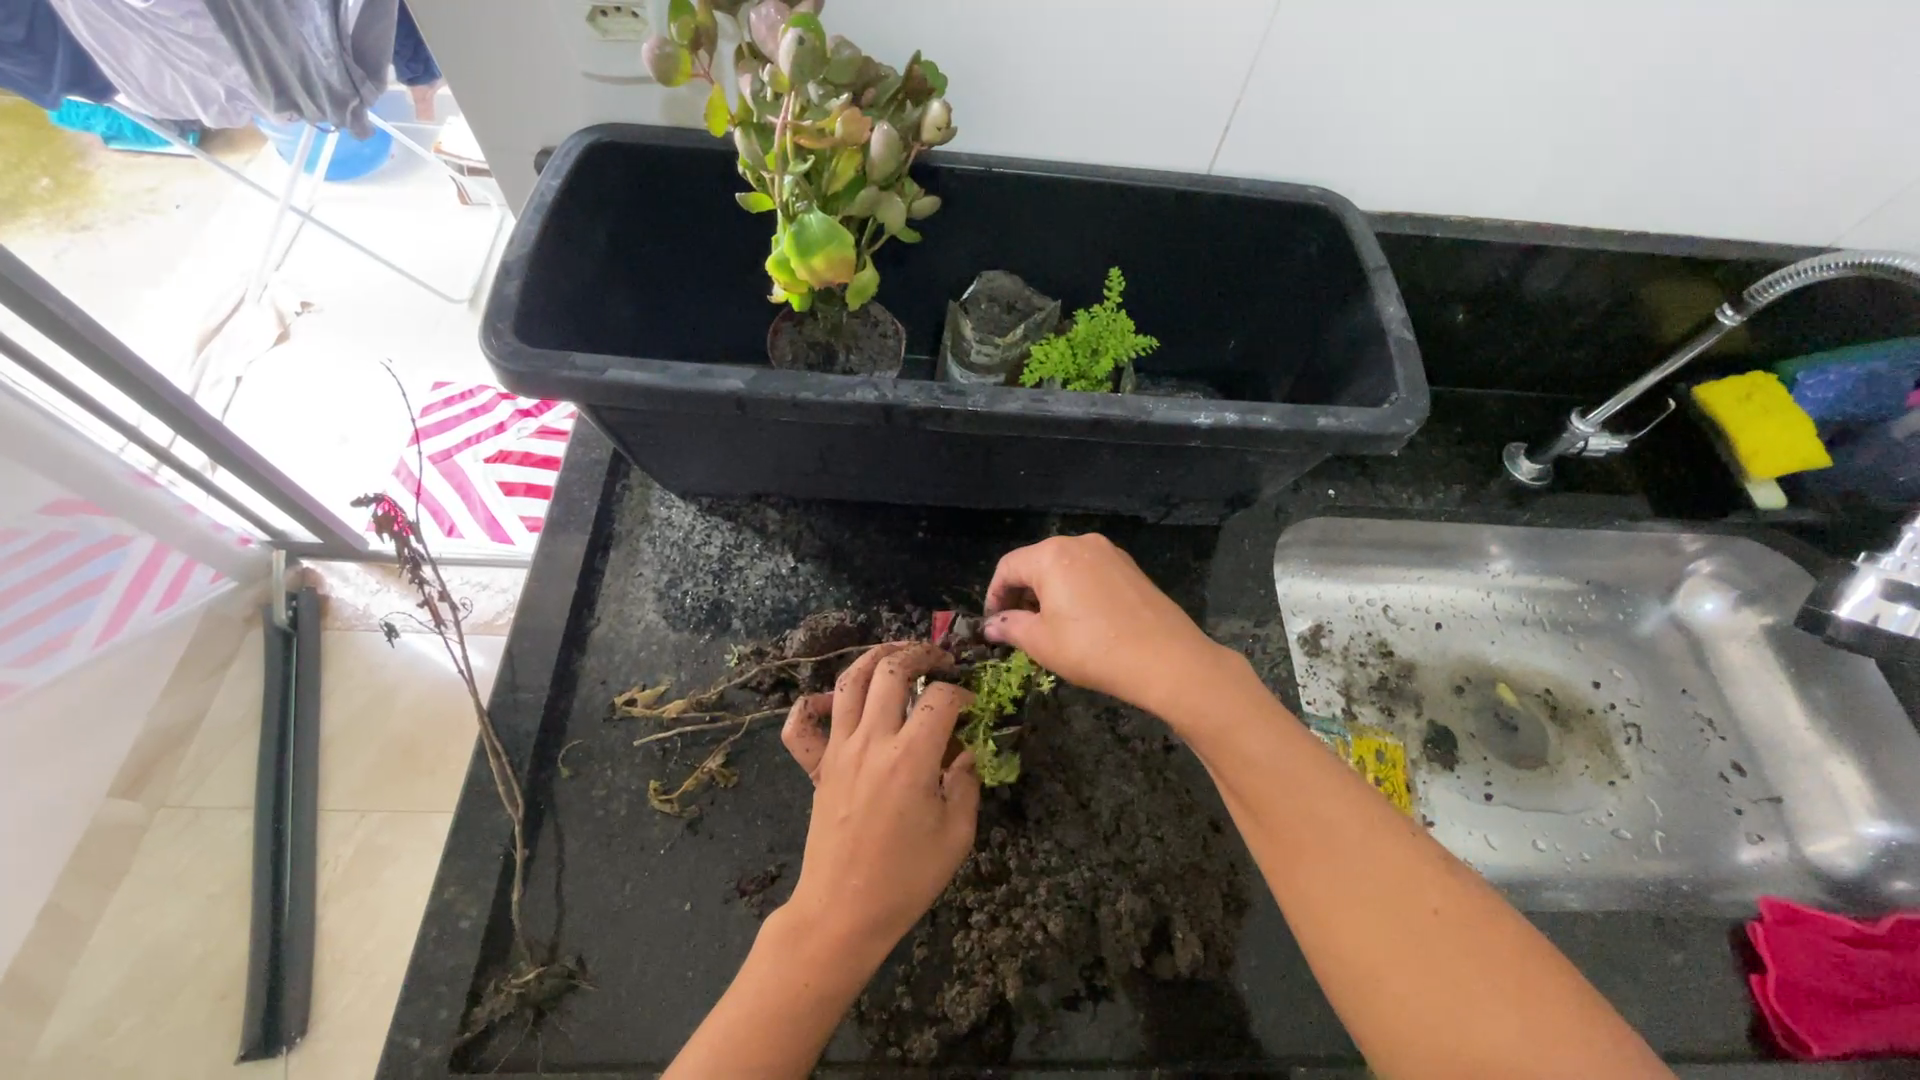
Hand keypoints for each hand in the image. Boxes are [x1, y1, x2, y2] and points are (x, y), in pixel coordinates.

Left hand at [776, 643, 980, 963]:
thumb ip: (967, 782)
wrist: (843, 911)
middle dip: (920, 654)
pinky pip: (802, 724)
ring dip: (875, 658)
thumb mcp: (957, 835)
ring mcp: (838, 750)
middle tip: (940, 660)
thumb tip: (969, 750)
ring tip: (897, 655)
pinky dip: (814, 703)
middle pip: (891, 670)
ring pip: (849, 681)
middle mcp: (871, 741)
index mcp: (911, 757)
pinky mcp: (817, 766)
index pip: (940, 697)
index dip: (963, 693)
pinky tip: (836, 702)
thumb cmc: (906, 879)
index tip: (973, 707)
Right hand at [983, 534, 1232, 719]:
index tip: (993, 624)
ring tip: (1050, 627)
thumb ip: (1011, 627)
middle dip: (1022, 593)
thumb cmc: (1093, 649)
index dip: (994, 595)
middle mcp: (1080, 543)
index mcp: (1052, 555)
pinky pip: (1090, 573)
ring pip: (1064, 567)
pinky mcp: (1130, 569)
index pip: (1008, 567)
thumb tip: (992, 624)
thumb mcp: (1042, 642)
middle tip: (1019, 628)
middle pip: (1036, 563)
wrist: (1166, 660)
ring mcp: (1110, 554)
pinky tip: (1082, 621)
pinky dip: (1075, 591)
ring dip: (1049, 593)